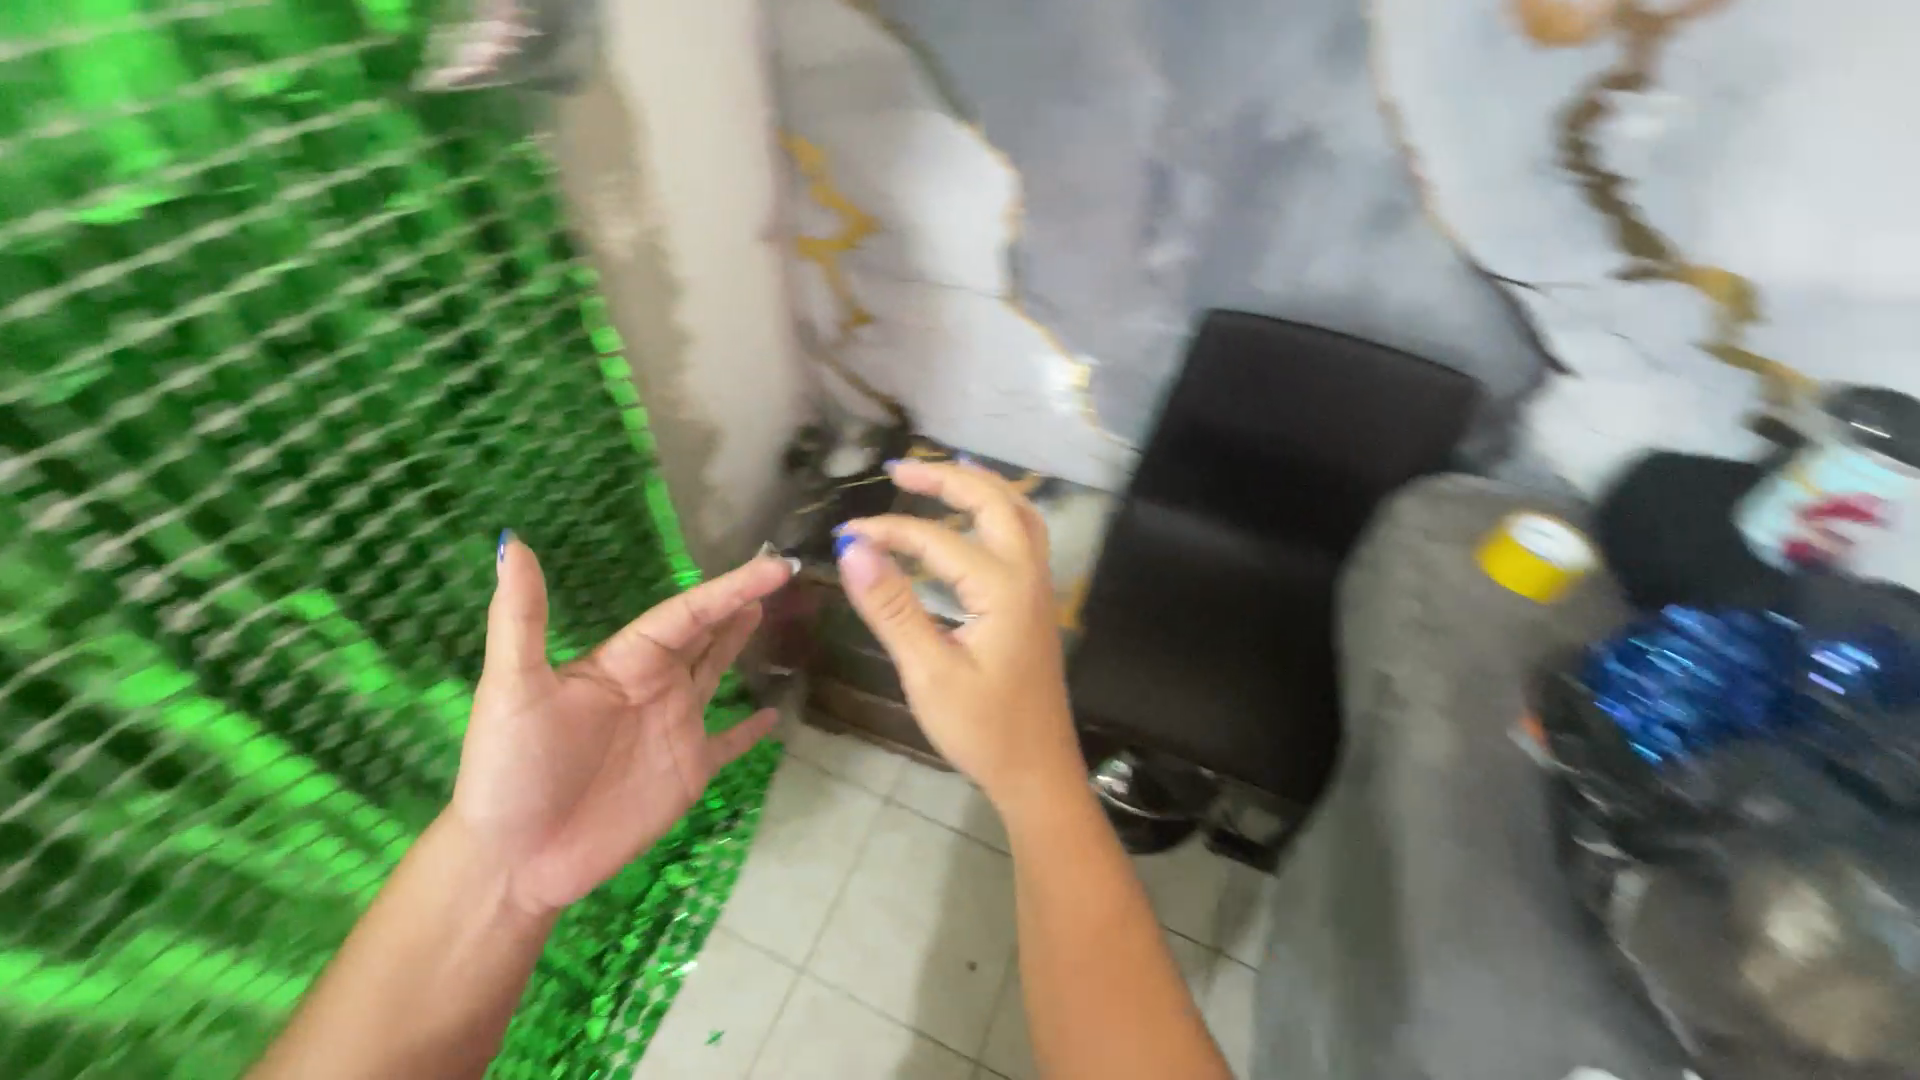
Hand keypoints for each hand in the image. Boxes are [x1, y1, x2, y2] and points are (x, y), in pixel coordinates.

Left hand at [448, 534, 791, 916]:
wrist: (513, 860)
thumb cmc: (509, 770)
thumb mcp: (510, 688)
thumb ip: (521, 618)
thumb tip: (514, 542)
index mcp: (623, 662)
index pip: (686, 614)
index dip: (730, 589)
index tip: (773, 567)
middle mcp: (654, 687)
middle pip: (704, 634)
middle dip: (737, 601)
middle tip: (777, 572)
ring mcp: (674, 729)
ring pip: (716, 673)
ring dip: (738, 643)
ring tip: (765, 611)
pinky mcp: (688, 772)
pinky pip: (728, 743)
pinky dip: (750, 730)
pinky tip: (772, 715)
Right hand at [834, 461, 1084, 805]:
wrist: (1037, 769)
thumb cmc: (983, 729)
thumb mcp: (928, 671)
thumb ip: (892, 607)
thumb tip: (853, 549)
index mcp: (1003, 588)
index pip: (937, 540)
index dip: (888, 532)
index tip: (846, 535)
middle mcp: (1028, 574)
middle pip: (994, 501)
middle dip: (946, 479)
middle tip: (898, 471)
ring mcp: (1039, 586)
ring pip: (1018, 513)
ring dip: (979, 487)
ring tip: (938, 476)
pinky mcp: (1036, 601)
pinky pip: (1022, 536)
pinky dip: (996, 512)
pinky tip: (971, 521)